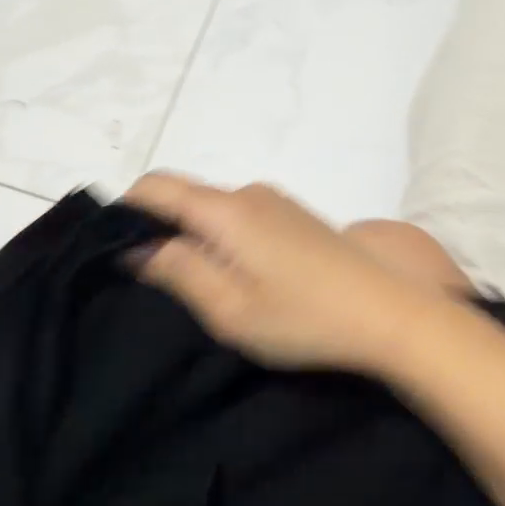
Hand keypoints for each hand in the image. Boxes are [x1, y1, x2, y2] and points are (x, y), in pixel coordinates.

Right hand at [122, 173, 444, 371]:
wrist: (391, 314)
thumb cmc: (305, 318)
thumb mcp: (229, 308)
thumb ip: (176, 270)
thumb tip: (134, 247)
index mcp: (226, 210)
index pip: (155, 187)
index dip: (125, 213)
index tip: (113, 254)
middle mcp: (251, 193)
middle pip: (185, 197)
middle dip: (161, 231)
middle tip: (158, 286)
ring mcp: (280, 203)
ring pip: (215, 210)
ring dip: (197, 239)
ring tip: (203, 290)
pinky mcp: (300, 218)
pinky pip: (243, 219)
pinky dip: (226, 241)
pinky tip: (242, 280)